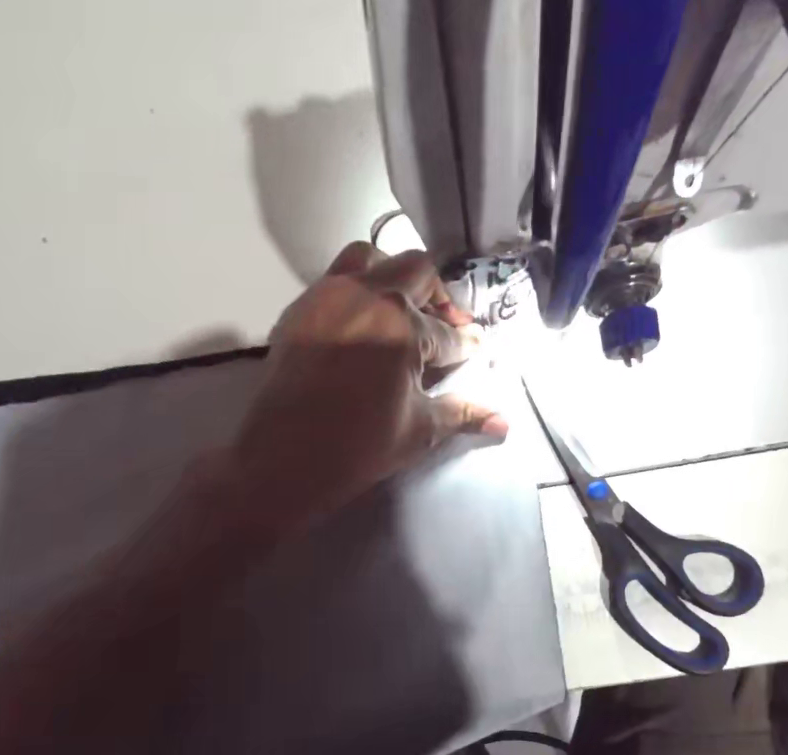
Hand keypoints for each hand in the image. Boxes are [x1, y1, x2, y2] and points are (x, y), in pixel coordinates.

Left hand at [227, 242, 507, 520]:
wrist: (282, 460)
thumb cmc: (358, 447)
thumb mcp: (418, 430)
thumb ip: (462, 415)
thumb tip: (505, 421)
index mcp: (400, 324)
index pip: (446, 330)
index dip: (466, 343)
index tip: (475, 348)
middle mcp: (364, 296)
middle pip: (414, 270)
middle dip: (437, 297)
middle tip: (444, 328)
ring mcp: (326, 298)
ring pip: (368, 260)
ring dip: (393, 279)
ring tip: (401, 316)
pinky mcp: (298, 311)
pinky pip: (333, 282)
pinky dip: (356, 294)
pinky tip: (362, 330)